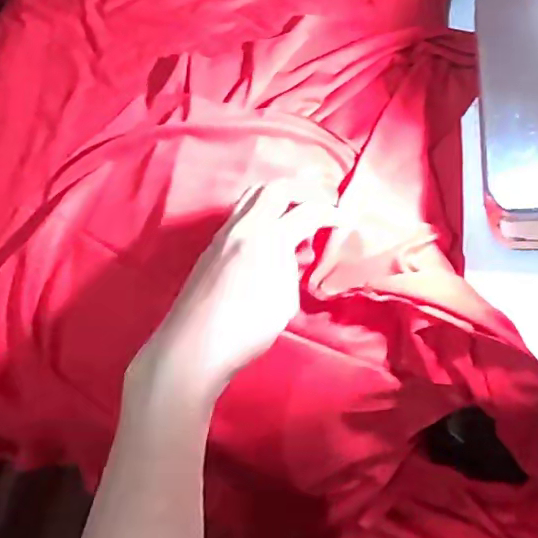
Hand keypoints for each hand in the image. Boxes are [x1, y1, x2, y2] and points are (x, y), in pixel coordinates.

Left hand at [128, 185, 336, 407]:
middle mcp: (243, 227)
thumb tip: (293, 253)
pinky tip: (272, 234)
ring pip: (254, 194)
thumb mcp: (284, 301)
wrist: (191, 350)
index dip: (332, 213)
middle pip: (278, 188)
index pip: (307, 212)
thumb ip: (292, 268)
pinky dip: (264, 210)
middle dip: (306, 190)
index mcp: (265, 238)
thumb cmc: (244, 331)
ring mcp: (223, 234)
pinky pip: (242, 211)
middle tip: (324, 202)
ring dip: (281, 196)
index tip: (346, 218)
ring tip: (297, 213)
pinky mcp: (212, 246)